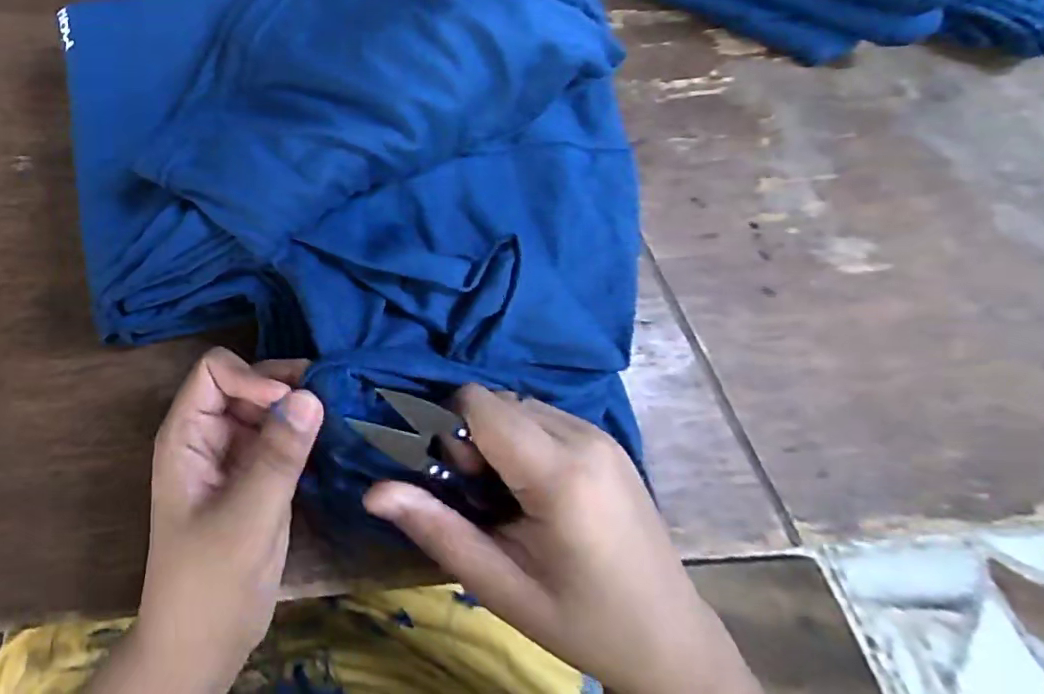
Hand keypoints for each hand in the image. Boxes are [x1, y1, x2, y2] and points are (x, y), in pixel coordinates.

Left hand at [89, 349, 320, 693]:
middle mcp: (207, 436)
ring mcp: (231, 457)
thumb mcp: (247, 518)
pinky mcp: (254, 478)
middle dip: (283, 386)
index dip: (252, 377)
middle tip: (332, 395)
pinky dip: (303, 434)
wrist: (202, 647)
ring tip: (340, 411)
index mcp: (186, 435)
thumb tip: (310, 395)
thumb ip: (278, 456)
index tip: (291, 403)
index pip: (215, 373)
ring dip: (298, 407)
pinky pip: (278, 439)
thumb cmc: (210, 582)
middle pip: (244, 385)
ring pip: (266, 410)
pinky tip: (332, 438)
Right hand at [363, 387, 761, 693]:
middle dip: (470, 435)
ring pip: (515, 402)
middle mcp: (584, 437)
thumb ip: (436, 530)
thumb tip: (372, 492)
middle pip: (494, 399)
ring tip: (507, 494)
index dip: (449, 430)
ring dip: (494, 435)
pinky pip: (539, 413)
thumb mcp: (501, 586)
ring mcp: (600, 434)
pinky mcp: (606, 439)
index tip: (458, 480)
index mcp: (561, 473)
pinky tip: (532, 487)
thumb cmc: (581, 620)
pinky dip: (519, 437)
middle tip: (481, 495)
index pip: (478, 402)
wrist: (672, 644)